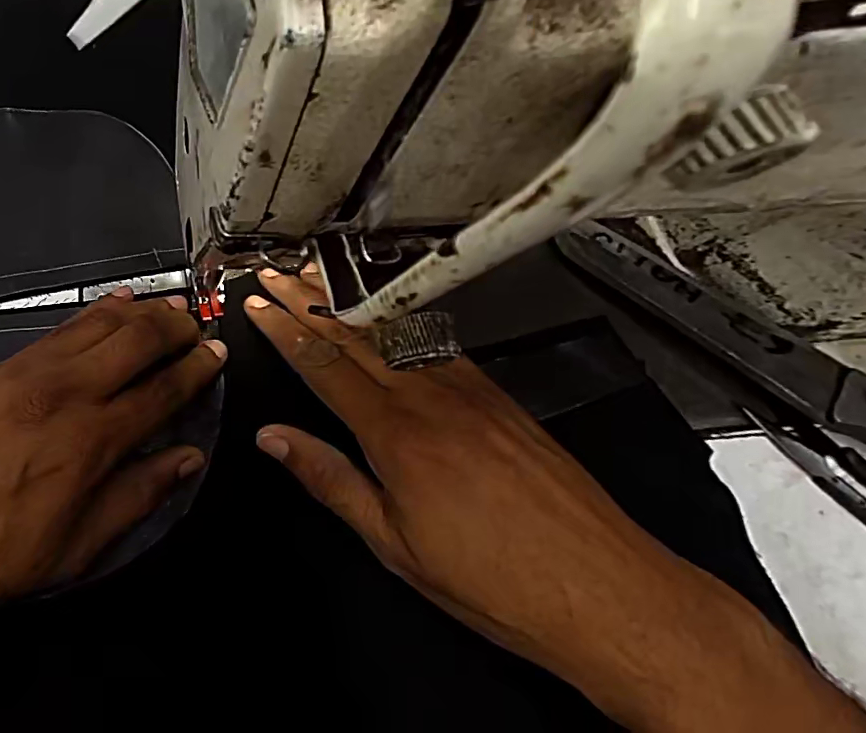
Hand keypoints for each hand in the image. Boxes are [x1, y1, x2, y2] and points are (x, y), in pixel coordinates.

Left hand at [0, 288, 223, 732]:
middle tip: (199, 324)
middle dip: (177, 326)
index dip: (197, 370)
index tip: (217, 355)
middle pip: (139, 339)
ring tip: (170, 303)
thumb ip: (135, 498)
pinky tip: (113, 303)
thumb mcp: (70, 550)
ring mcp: (34, 370)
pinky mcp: (5, 364)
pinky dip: (97, 311)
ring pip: (103, 323)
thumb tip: (185, 460)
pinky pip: (63, 326)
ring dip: (142, 309)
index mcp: (93, 439)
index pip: (162, 390)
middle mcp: (70, 390)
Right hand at [243, 267, 865, 731]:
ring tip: (315, 278)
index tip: (258, 304)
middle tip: (275, 273)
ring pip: (391, 329)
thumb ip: (329, 479)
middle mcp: (429, 397)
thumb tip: (274, 438)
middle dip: (305, 298)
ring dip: (347, 300)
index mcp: (396, 434)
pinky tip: (384, 313)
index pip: (322, 363)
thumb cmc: (496, 581)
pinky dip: (397, 320)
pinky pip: (434, 342)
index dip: (282, 329)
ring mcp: (467, 388)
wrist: (606, 591)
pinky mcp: (495, 393)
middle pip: (352, 333)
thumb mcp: (394, 544)